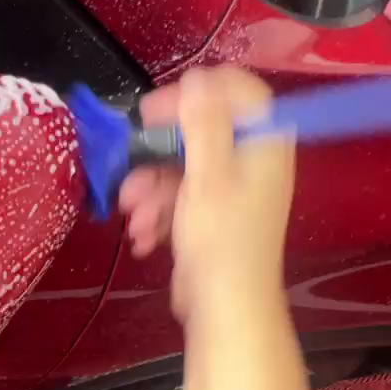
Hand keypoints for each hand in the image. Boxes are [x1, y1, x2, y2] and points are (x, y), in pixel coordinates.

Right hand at [115, 68, 296, 322]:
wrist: (224, 308)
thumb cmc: (221, 241)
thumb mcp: (208, 175)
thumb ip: (203, 123)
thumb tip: (196, 80)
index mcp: (262, 143)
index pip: (235, 92)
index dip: (192, 95)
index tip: (153, 112)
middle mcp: (249, 164)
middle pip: (198, 137)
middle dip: (157, 156)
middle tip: (128, 166)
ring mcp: (229, 195)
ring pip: (181, 173)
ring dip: (150, 192)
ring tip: (134, 219)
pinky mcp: (209, 223)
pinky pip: (178, 204)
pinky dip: (158, 216)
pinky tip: (145, 238)